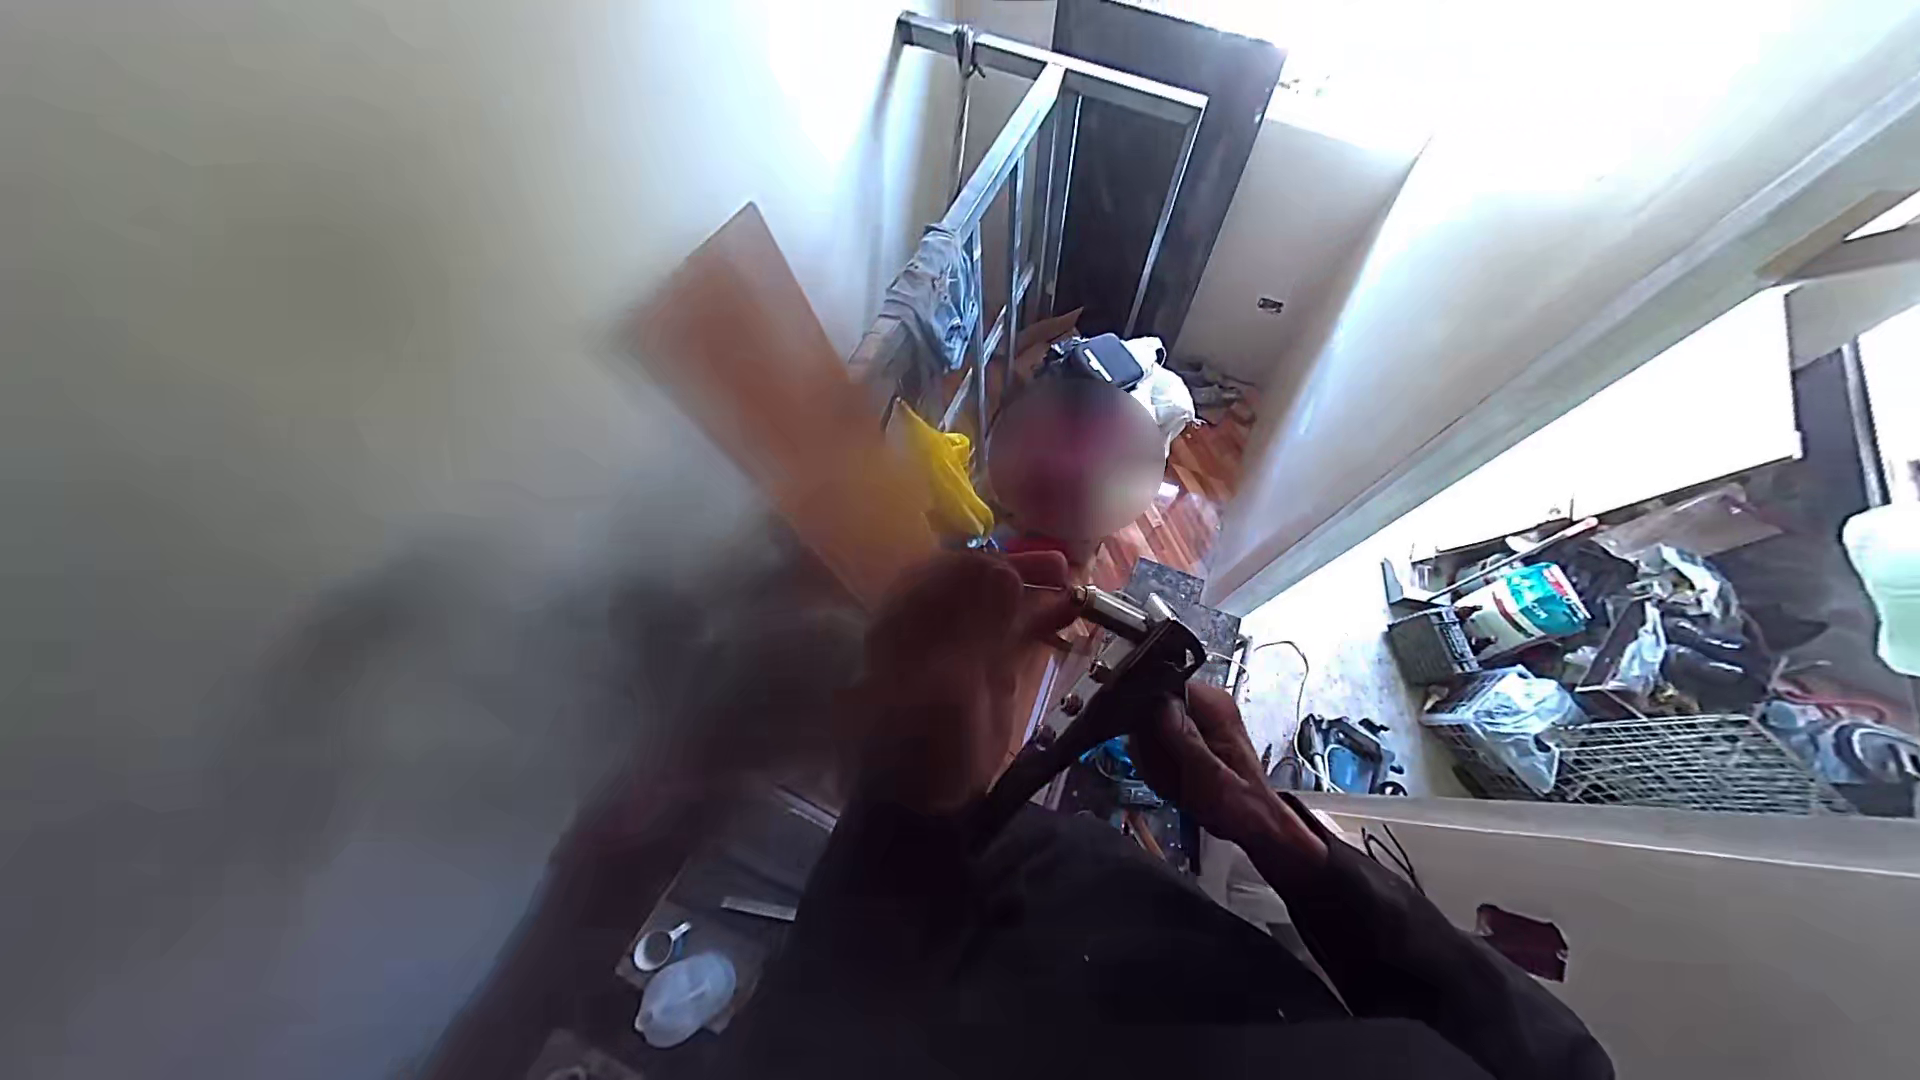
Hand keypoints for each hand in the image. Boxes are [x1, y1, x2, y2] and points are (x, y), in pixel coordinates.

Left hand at [853, 551, 1077, 812]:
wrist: (929, 803)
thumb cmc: (927, 743)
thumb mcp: (946, 682)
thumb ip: (974, 624)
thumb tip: (1003, 568)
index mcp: (907, 622)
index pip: (947, 571)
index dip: (989, 561)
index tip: (1027, 563)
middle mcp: (933, 626)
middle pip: (977, 583)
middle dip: (1018, 571)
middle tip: (1062, 568)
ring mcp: (962, 647)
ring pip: (1000, 606)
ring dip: (1035, 593)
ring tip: (1075, 587)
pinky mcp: (987, 670)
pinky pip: (1014, 634)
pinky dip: (1040, 621)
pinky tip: (1068, 614)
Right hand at [1128, 683, 1326, 882]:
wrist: (1252, 826)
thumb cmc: (1240, 805)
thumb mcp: (1209, 775)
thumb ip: (1183, 737)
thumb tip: (1157, 702)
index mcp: (1212, 704)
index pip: (1159, 688)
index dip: (1146, 718)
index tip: (1155, 748)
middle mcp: (1200, 705)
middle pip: (1147, 712)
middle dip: (1150, 749)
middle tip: (1170, 775)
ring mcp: (1191, 721)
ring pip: (1144, 732)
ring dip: (1153, 762)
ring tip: (1175, 783)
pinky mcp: (1183, 737)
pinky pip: (1151, 745)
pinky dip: (1156, 768)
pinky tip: (1174, 783)